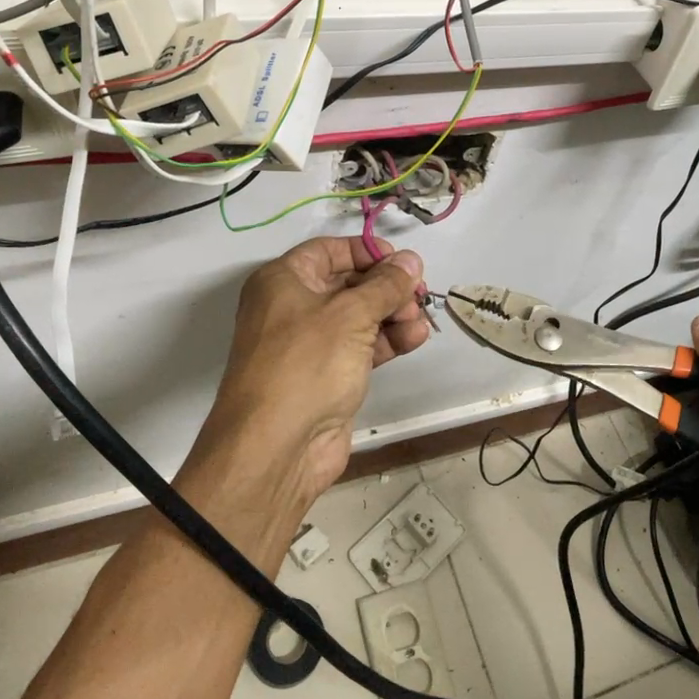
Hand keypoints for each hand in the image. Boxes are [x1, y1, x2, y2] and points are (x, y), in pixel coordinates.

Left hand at [197, 237, 429, 506]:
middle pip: (348, 283)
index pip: (329, 251)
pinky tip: (416, 339)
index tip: (402, 262)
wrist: (277, 447)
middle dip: (387, 288)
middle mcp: (292, 307)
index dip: (366, 252)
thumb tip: (410, 260)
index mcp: (282, 281)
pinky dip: (388, 341)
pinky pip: (362, 347)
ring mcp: (309, 344)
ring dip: (393, 315)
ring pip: (359, 317)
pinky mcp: (327, 375)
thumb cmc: (306, 364)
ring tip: (421, 322)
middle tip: (420, 295)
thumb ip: (385, 285)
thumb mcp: (350, 315)